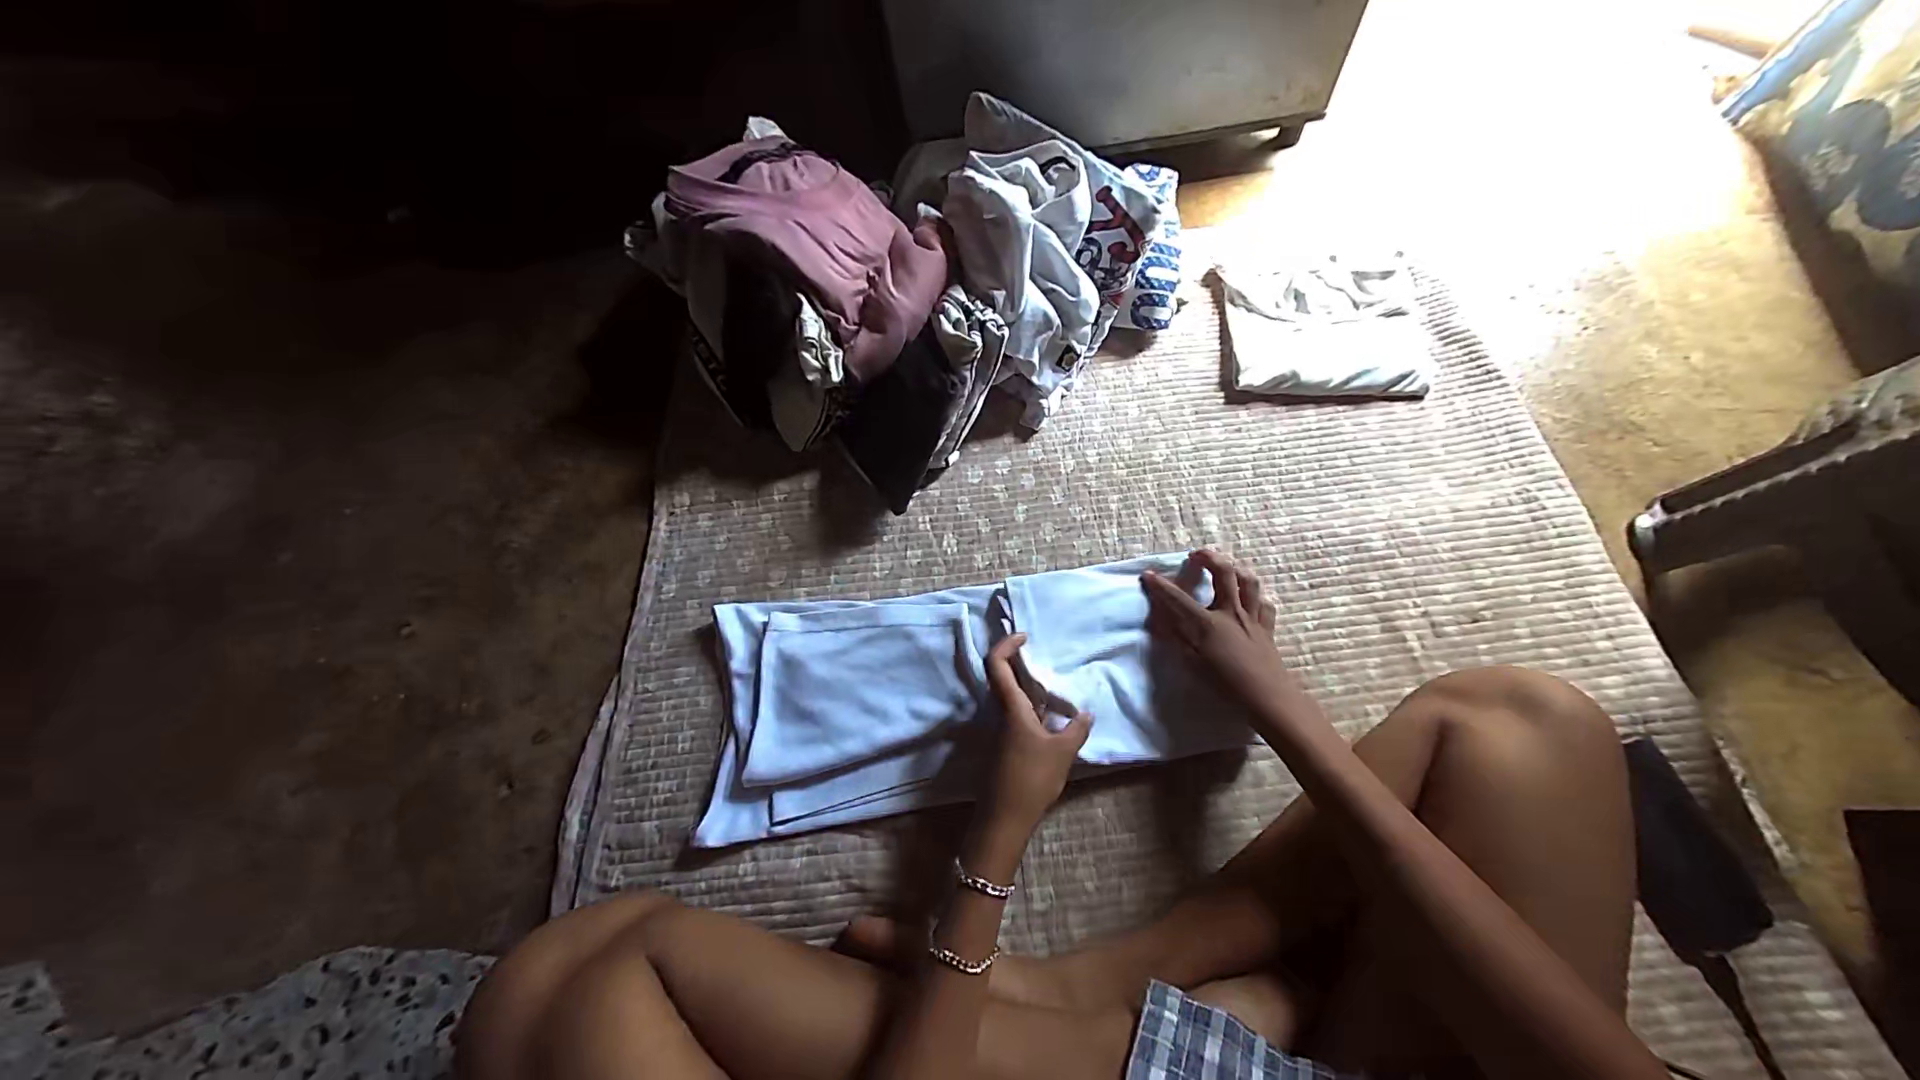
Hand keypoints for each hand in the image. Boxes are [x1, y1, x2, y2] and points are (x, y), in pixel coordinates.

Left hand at [983, 633, 1091, 829]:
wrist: (1005, 818)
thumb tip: (1086, 713)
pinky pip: (1018, 715)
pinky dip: (1034, 708)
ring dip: (1030, 687)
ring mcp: (1002, 730)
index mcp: (1011, 708)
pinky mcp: (1007, 745)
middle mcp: (1002, 714)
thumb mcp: (1062, 753)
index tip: (1024, 636)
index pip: (996, 665)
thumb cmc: (1031, 779)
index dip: (1006, 645)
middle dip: (1021, 662)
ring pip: (1012, 698)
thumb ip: (1076, 729)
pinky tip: (1055, 717)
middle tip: (1045, 658)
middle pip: (1002, 677)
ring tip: (1058, 688)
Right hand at [1141, 549, 1301, 714]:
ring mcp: (1252, 618)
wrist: (1268, 698)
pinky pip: (1265, 603)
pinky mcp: (1267, 627)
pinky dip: (1257, 597)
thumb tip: (1162, 621)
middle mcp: (1231, 613)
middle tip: (1196, 555)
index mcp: (1209, 624)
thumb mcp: (1194, 665)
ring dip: (1236, 569)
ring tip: (1226, 567)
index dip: (1161, 586)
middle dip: (1209, 558)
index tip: (1148, 574)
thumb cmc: (1226, 686)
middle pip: (1224, 573)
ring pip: (1248, 581)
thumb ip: (1178, 639)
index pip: (1179, 599)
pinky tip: (1251, 599)